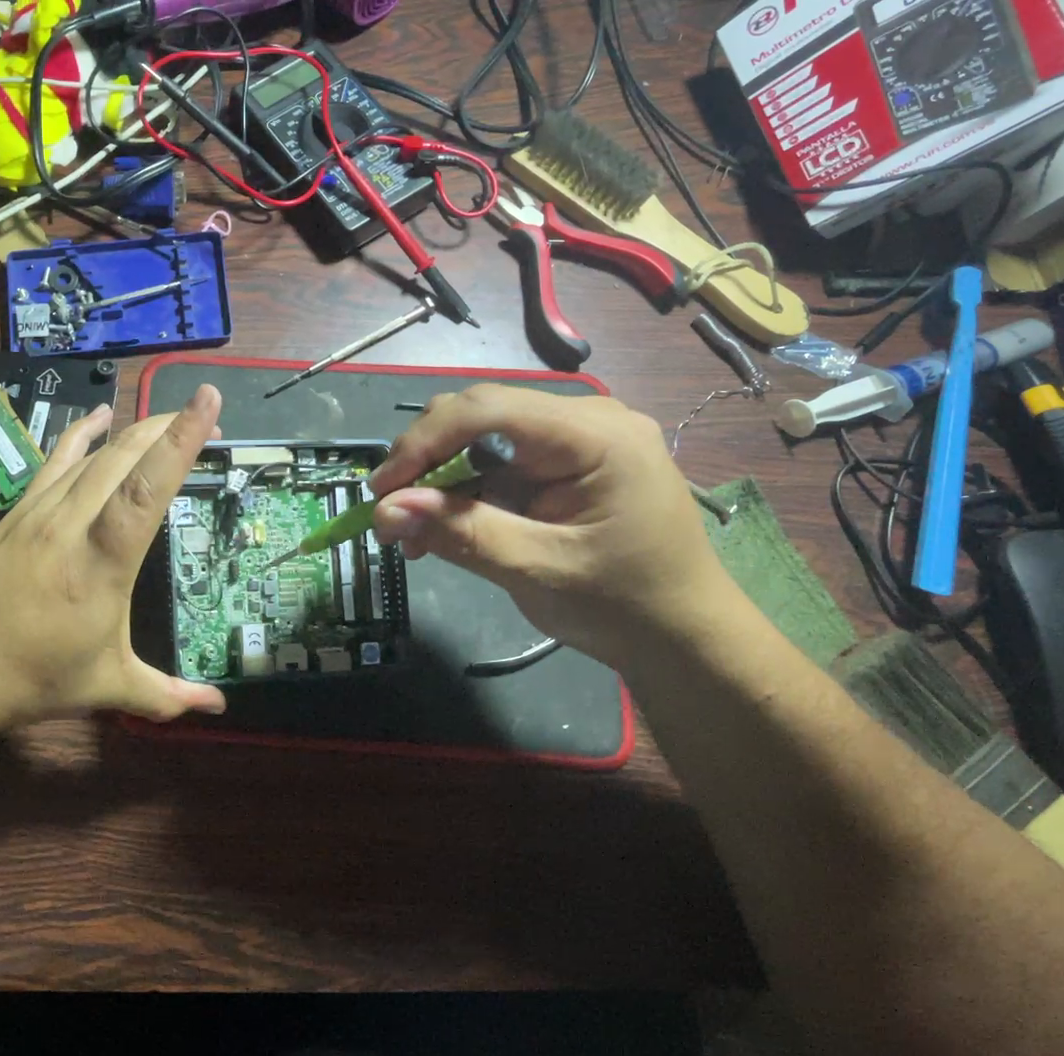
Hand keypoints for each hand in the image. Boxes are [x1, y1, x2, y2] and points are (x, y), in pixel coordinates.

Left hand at [0, 388, 227, 770]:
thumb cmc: (30, 681)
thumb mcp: (106, 688)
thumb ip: (168, 695)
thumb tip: (219, 708)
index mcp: (100, 566)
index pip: (145, 492)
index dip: (180, 442)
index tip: (208, 401)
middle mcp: (68, 526)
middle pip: (122, 458)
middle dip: (166, 426)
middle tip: (204, 414)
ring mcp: (36, 514)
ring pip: (91, 455)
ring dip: (132, 430)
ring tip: (165, 417)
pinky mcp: (14, 514)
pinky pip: (53, 462)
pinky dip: (80, 436)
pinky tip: (99, 418)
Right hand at [367, 385, 735, 668]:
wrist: (683, 638)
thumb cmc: (624, 606)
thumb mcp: (537, 571)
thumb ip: (462, 533)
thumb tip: (384, 510)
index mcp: (596, 436)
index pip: (487, 409)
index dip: (423, 442)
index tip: (380, 491)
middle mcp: (585, 422)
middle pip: (479, 415)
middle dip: (425, 460)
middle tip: (390, 514)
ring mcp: (574, 441)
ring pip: (479, 440)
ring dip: (437, 482)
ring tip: (410, 533)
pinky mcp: (562, 466)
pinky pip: (495, 465)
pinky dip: (461, 495)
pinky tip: (440, 529)